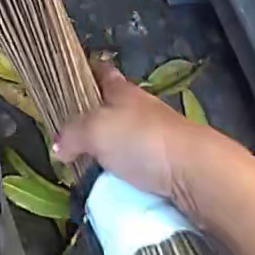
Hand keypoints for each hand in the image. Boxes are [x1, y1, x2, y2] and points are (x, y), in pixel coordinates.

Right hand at [53, 61, 253, 209]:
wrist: (197, 172)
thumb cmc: (142, 139)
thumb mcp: (94, 131)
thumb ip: (72, 134)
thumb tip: (57, 146)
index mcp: (122, 91)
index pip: (103, 72)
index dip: (90, 71)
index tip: (76, 73)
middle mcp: (142, 108)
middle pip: (115, 106)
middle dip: (97, 116)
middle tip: (72, 133)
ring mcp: (159, 136)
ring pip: (129, 136)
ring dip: (113, 148)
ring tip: (90, 165)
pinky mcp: (171, 164)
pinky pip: (141, 164)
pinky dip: (128, 172)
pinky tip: (115, 184)